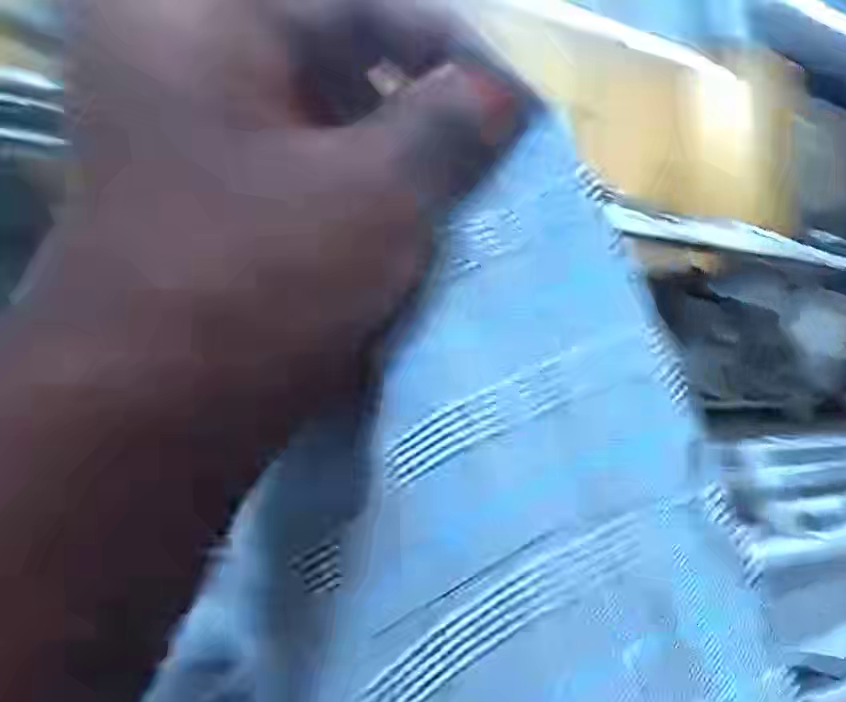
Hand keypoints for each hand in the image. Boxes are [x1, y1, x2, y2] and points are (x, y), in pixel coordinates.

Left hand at [26, 0, 527, 427]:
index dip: (456, 47)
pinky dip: (390, 171)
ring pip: (341, 100)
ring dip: (421, 136)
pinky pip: (329, 149)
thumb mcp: (378, 191)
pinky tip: (441, 207)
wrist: (175, 380)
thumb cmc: (271, 270)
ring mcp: (210, 117)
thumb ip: (446, 127)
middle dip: (438, 90)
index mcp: (202, 20)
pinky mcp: (236, 178)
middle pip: (343, 42)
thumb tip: (504, 90)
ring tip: (488, 179)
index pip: (357, 3)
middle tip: (511, 143)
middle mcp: (193, 49)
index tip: (529, 107)